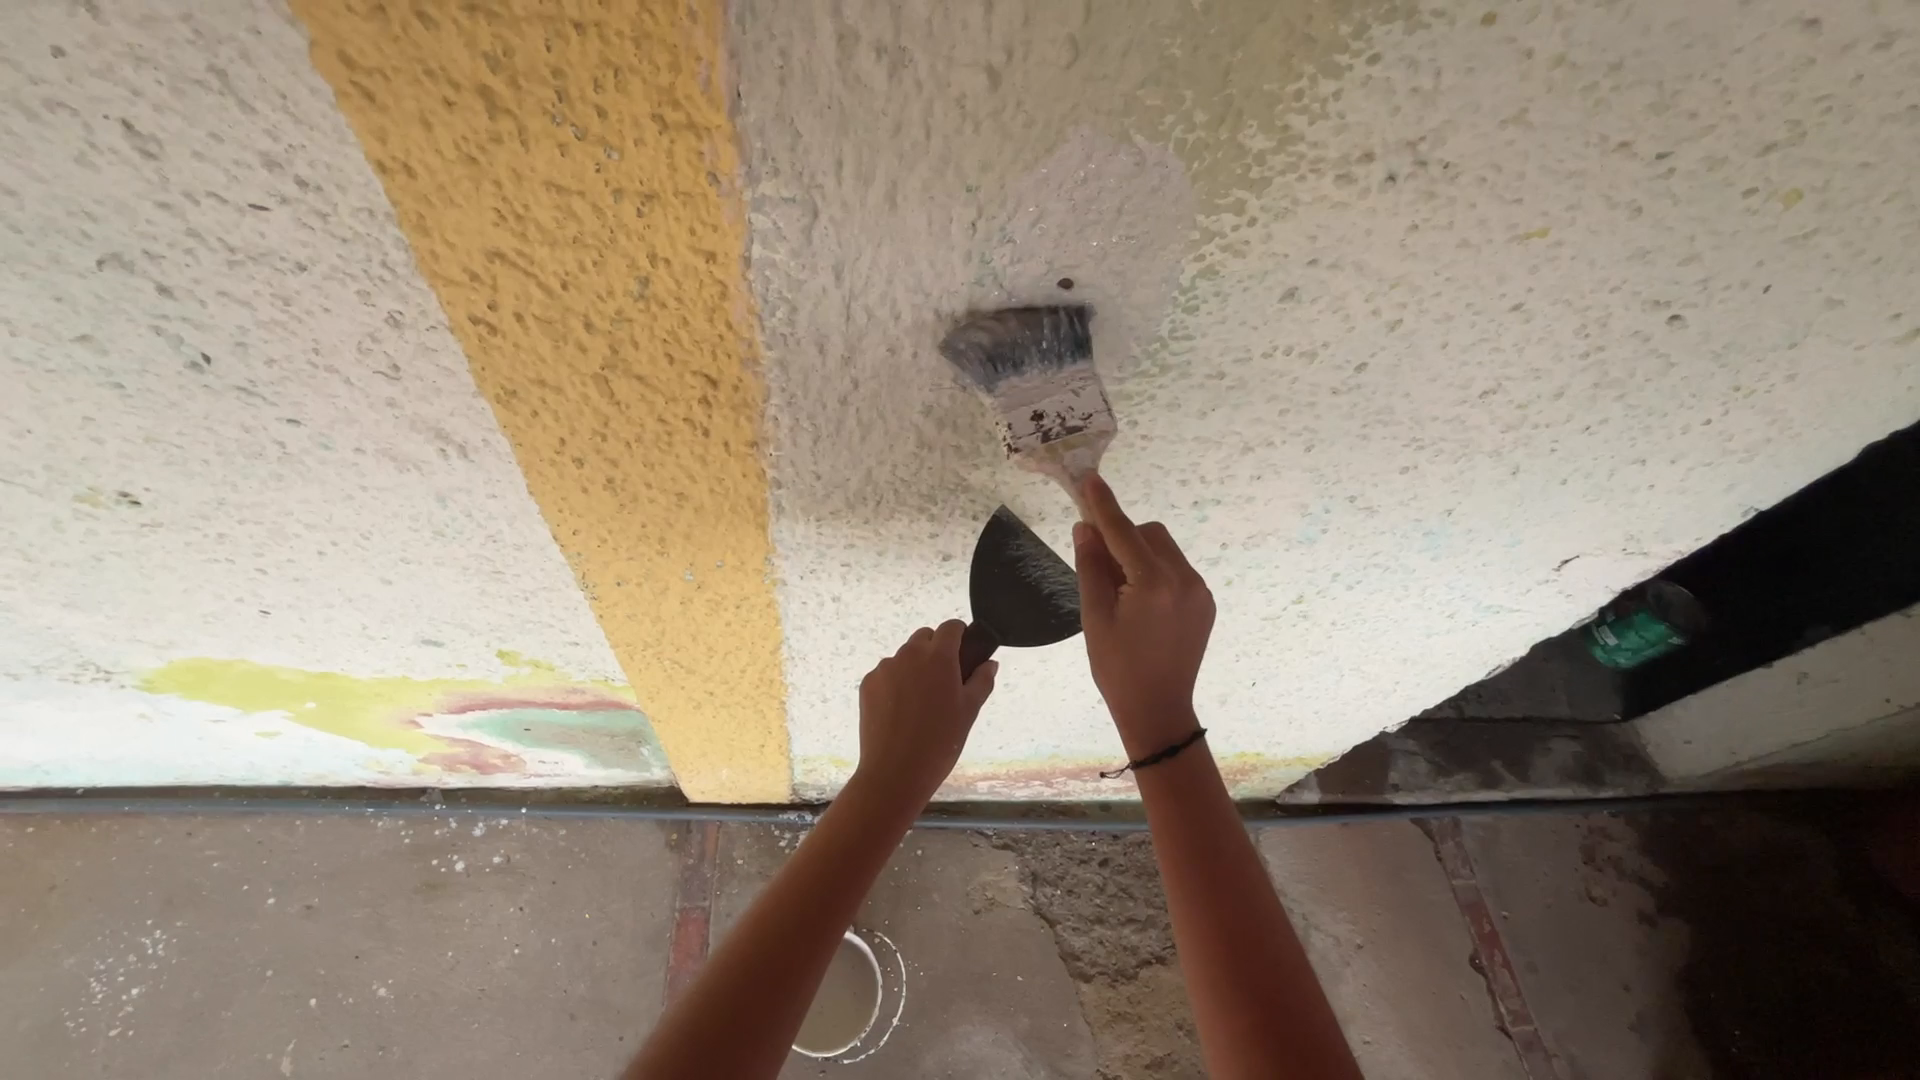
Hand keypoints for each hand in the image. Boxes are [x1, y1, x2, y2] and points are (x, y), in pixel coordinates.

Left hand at [853, 621, 997, 810]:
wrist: (895, 772)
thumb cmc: (941, 741)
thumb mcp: (969, 711)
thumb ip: (982, 681)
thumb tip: (990, 663)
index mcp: (938, 656)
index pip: (951, 627)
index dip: (959, 635)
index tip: (964, 652)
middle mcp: (909, 654)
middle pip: (925, 637)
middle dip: (936, 650)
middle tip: (944, 681)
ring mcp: (884, 668)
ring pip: (904, 656)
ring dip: (914, 667)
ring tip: (920, 702)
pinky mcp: (867, 684)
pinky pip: (886, 674)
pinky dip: (895, 683)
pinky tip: (900, 711)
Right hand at [1072, 473, 1215, 756]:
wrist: (1158, 709)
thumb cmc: (1116, 667)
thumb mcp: (1094, 615)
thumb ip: (1091, 566)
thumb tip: (1085, 526)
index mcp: (1153, 584)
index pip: (1122, 532)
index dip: (1103, 505)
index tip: (1088, 478)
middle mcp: (1184, 580)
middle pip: (1149, 534)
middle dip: (1122, 536)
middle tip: (1097, 562)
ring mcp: (1200, 591)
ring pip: (1164, 549)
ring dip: (1139, 553)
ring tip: (1120, 588)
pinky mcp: (1205, 603)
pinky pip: (1176, 569)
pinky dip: (1155, 571)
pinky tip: (1140, 601)